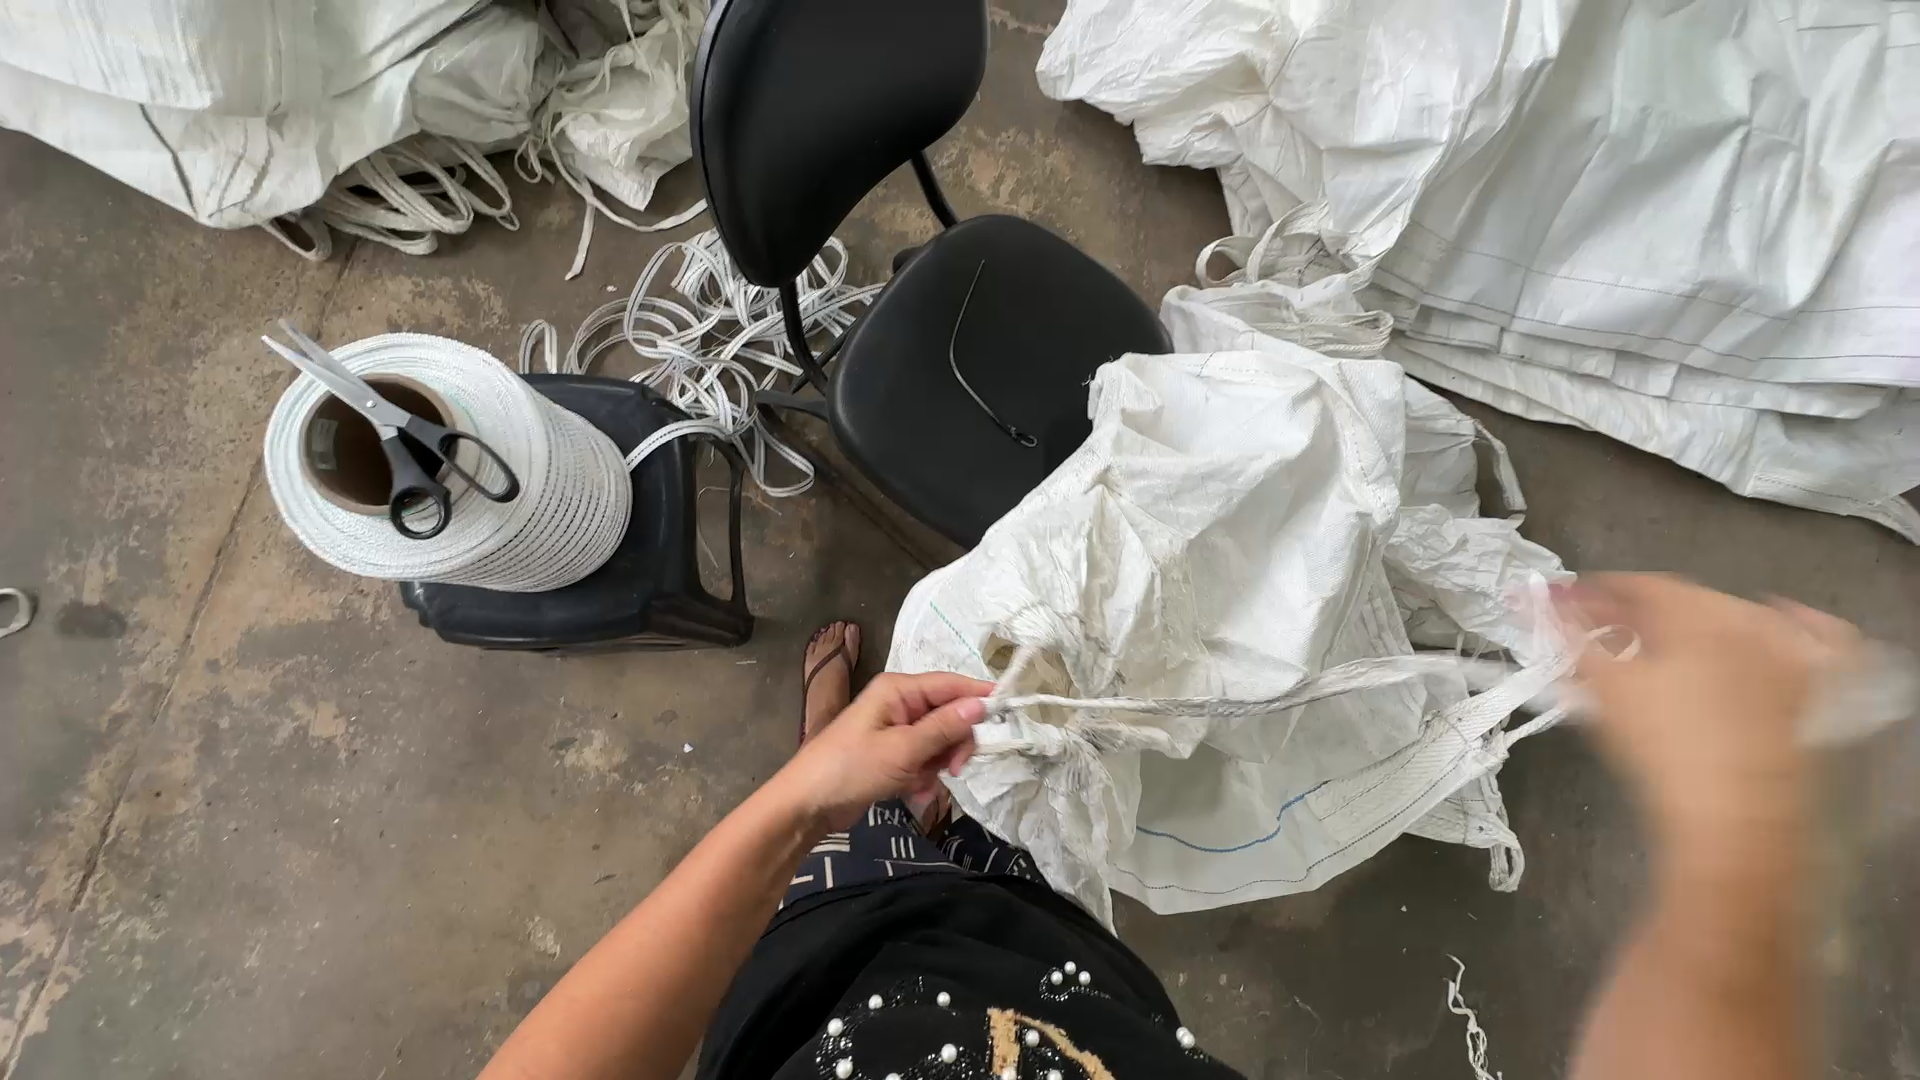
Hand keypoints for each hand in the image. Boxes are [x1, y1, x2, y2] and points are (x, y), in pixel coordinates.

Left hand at [766, 672, 993, 832]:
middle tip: (955, 768)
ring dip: (939, 764)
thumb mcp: (903, 749)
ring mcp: (895, 729)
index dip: (979, 696)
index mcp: (899, 689)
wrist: (806, 805)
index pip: (950, 684)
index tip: (1009, 712)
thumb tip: (982, 704)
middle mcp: (899, 703)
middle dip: (955, 742)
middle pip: (949, 714)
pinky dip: (924, 775)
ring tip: (924, 784)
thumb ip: (944, 727)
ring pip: (939, 740)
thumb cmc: (851, 768)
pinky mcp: (892, 754)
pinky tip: (914, 791)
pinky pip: (924, 758)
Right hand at [1553, 574, 1857, 856]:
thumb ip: (1559, 632)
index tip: (1561, 601)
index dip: (1593, 590)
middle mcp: (1749, 623)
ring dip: (1686, 619)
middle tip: (1591, 625)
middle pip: (1681, 599)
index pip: (1637, 584)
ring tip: (1649, 640)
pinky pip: (1808, 635)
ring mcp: (1788, 653)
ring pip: (1732, 614)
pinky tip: (1766, 624)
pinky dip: (1785, 622)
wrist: (1730, 813)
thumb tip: (1527, 599)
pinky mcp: (1811, 685)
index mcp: (1694, 616)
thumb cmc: (1656, 744)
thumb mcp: (1596, 682)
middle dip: (1632, 608)